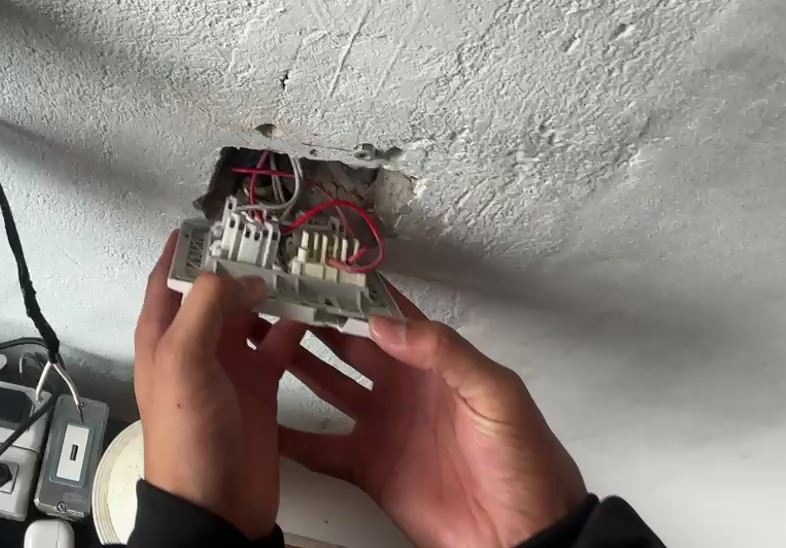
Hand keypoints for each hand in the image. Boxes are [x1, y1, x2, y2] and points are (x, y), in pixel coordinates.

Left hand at [133, 234, 306, 537]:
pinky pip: (278, 342)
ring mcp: (228, 363)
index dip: (186, 246)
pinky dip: (294, 323)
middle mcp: (194, 343)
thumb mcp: (184, 360)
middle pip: (216, 288)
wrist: (217, 509)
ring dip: (270, 288)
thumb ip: (207, 306)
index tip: (210, 219)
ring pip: (250, 310)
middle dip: (239, 261)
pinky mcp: (259, 384)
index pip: (169, 275)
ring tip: (294, 263)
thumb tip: (238, 274)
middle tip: (268, 235)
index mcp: (163, 333)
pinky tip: (313, 308)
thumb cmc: (186, 437)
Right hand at [280, 289, 585, 547]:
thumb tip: (384, 322)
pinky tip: (265, 421)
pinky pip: (321, 448)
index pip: (386, 312)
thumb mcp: (495, 393)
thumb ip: (445, 351)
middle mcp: (399, 384)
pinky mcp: (368, 466)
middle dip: (314, 318)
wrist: (525, 540)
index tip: (319, 266)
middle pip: (347, 341)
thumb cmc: (525, 459)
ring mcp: (381, 424)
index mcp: (430, 361)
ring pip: (327, 383)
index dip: (355, 289)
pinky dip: (292, 437)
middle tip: (278, 297)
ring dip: (295, 362)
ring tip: (259, 338)